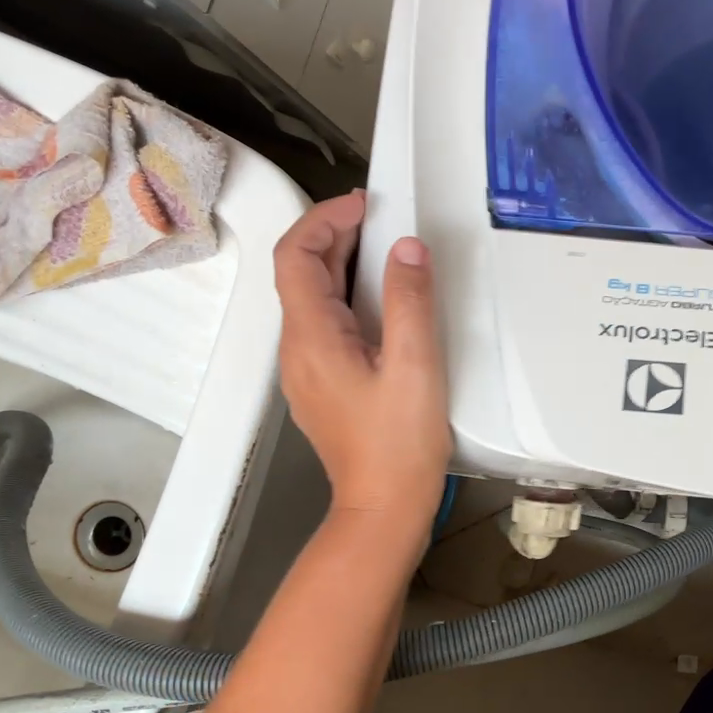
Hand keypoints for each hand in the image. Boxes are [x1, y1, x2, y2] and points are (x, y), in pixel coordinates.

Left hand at [272, 191, 451, 523]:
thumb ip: (409, 302)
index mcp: (312, 337)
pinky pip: (327, 325)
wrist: (383, 507)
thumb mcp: (415, 367)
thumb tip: (407, 247)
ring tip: (388, 253)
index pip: (297, 257)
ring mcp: (308, 370)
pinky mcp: (325, 386)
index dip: (324, 220)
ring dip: (342, 266)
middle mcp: (298, 349)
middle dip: (335, 237)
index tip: (366, 205)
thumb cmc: (399, 443)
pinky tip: (384, 305)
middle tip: (382, 221)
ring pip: (313, 300)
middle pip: (301, 275)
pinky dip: (349, 298)